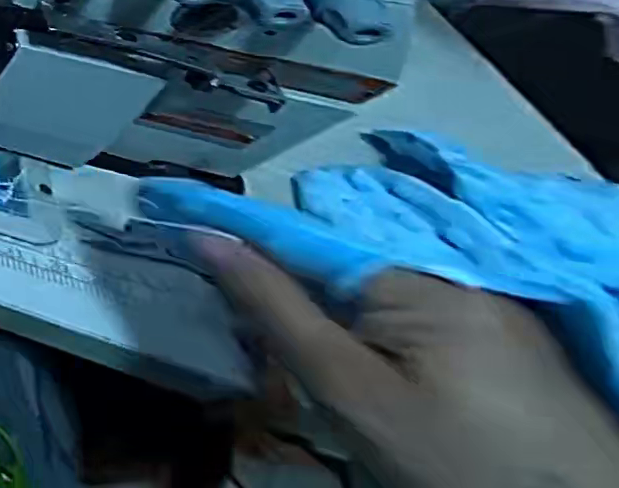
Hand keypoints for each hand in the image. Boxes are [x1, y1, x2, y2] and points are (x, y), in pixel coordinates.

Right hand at [198, 237, 618, 487]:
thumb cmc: (458, 465)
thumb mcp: (346, 387)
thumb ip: (269, 302)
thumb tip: (202, 236)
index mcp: (420, 281)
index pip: (291, 233)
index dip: (221, 215)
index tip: (160, 195)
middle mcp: (455, 279)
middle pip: (327, 254)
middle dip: (268, 261)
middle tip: (213, 274)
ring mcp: (482, 311)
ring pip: (358, 280)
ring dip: (307, 291)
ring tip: (269, 314)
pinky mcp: (495, 343)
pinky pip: (395, 304)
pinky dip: (348, 312)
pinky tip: (338, 341)